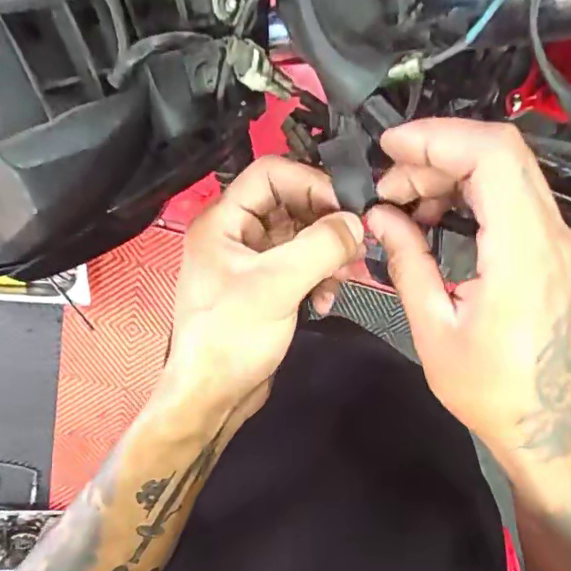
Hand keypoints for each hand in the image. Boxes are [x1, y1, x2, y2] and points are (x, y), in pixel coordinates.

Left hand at [162, 156, 362, 414]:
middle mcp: (236, 236)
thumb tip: (357, 223)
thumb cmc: (230, 339)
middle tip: (354, 245)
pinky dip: (320, 277)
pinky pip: (301, 267)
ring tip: (343, 277)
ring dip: (328, 253)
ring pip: (301, 238)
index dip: (311, 183)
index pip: (271, 174)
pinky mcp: (267, 290)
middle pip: (291, 205)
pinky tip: (326, 299)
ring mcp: (252, 264)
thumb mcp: (277, 286)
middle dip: (326, 223)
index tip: (346, 207)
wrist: (213, 396)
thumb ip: (320, 247)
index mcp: (223, 222)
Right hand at [369, 119, 570, 464]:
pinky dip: (471, 191)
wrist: (534, 418)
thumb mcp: (433, 328)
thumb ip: (406, 261)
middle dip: (437, 153)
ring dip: (452, 171)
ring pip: (507, 169)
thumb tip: (380, 216)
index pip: (492, 156)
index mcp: (522, 256)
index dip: (438, 138)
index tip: (392, 149)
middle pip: (501, 152)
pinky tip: (435, 214)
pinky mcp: (550, 249)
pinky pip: (513, 195)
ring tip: (406, 201)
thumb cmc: (489, 388)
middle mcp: (550, 238)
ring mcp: (556, 241)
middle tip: (390, 184)